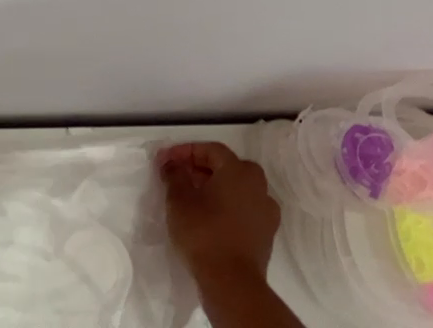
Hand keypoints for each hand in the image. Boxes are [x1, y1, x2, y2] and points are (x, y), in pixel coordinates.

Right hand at [157, 142, 279, 286]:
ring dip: (216, 188)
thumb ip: (174, 174)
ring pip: (238, 189)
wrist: (232, 283)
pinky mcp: (266, 235)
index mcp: (239, 171)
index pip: (211, 149)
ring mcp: (266, 211)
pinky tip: (210, 219)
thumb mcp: (179, 199)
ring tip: (194, 198)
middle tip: (181, 176)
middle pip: (228, 167)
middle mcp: (258, 186)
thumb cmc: (203, 232)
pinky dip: (228, 207)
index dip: (186, 151)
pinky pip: (245, 210)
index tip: (166, 161)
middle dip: (202, 168)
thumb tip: (172, 164)